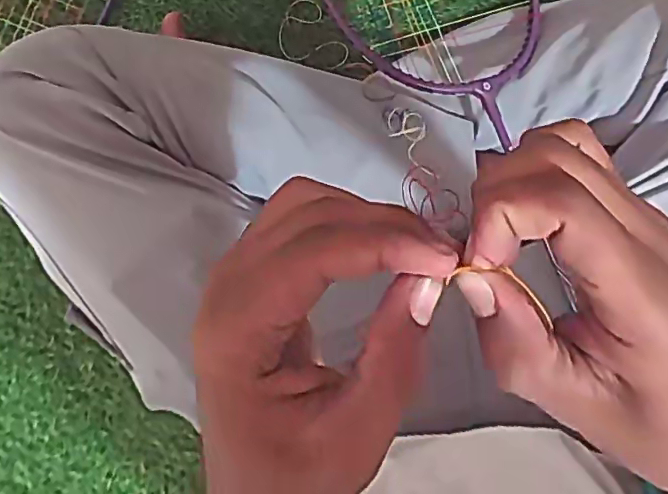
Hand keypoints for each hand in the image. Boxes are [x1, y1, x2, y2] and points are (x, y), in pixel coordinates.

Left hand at [193, 177, 459, 493]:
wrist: (250, 491)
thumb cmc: (294, 474)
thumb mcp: (355, 435)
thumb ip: (393, 355)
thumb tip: (426, 278)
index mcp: (238, 327)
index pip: (312, 253)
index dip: (381, 243)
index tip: (439, 256)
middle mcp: (228, 284)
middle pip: (307, 213)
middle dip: (380, 223)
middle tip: (436, 250)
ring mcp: (236, 270)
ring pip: (304, 202)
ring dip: (364, 213)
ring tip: (414, 244)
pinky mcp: (254, 268)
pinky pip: (300, 216)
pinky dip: (348, 218)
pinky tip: (380, 241)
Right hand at [456, 121, 667, 493]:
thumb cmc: (644, 421)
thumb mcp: (571, 406)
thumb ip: (516, 344)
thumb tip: (471, 273)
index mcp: (646, 291)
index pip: (567, 204)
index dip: (505, 212)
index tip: (478, 260)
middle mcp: (651, 234)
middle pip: (560, 159)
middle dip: (499, 191)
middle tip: (482, 246)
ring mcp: (645, 211)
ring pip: (568, 141)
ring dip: (515, 170)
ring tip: (500, 225)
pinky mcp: (634, 204)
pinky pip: (578, 152)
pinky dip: (535, 164)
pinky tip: (526, 210)